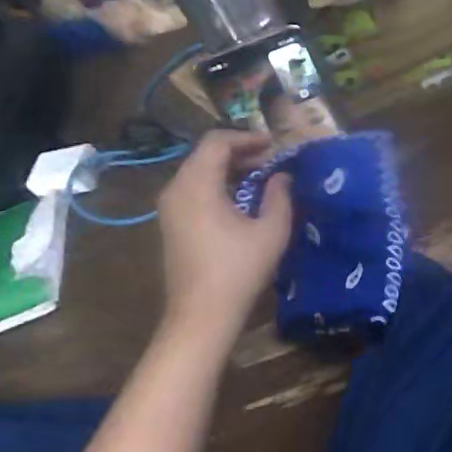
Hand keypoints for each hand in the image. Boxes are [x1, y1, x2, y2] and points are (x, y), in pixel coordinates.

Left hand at [156, 131, 292, 321]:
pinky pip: (193, 191)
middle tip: (271, 162)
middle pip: (205, 155)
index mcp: (197, 185)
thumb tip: (282, 177)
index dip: (247, 137)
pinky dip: (218, 186)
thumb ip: (279, 196)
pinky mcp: (171, 224)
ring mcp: (169, 208)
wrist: (202, 314)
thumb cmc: (239, 269)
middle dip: (240, 152)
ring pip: (198, 172)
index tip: (274, 145)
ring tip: (261, 180)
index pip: (217, 142)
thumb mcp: (271, 230)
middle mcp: (176, 190)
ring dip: (229, 170)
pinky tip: (241, 202)